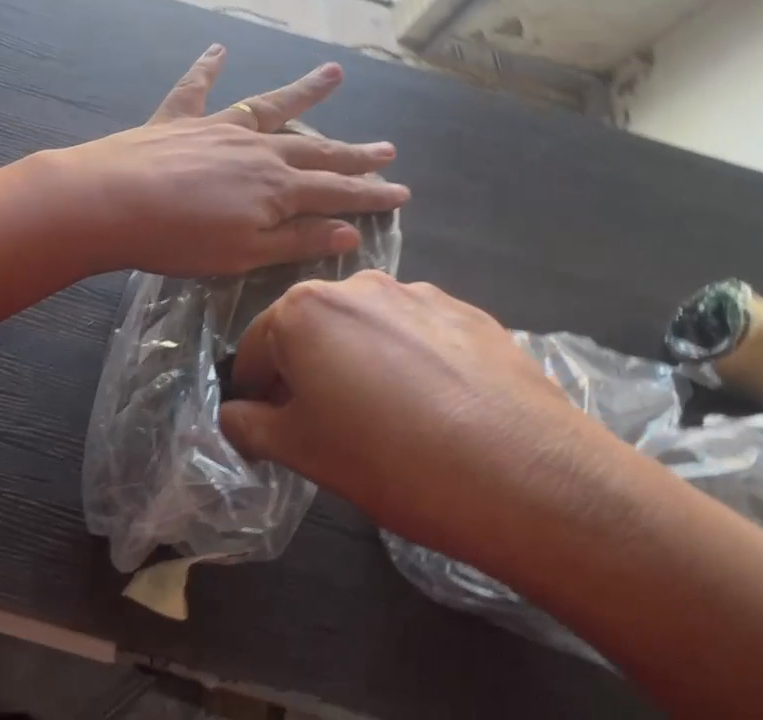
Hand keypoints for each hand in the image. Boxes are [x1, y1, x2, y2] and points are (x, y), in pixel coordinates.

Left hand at [47, 44, 409, 277]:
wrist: (106, 203)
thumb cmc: (176, 240)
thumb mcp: (244, 253)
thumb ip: (296, 240)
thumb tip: (350, 230)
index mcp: (276, 188)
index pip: (336, 191)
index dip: (370, 194)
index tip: (401, 191)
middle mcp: (255, 149)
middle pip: (314, 151)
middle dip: (352, 153)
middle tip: (386, 148)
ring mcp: (215, 128)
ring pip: (269, 107)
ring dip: (303, 94)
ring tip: (334, 73)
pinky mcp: (175, 120)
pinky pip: (195, 89)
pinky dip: (207, 68)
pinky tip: (218, 48)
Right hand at [217, 272, 632, 564]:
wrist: (527, 476)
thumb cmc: (388, 460)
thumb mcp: (299, 451)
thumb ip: (248, 425)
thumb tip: (235, 415)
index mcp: (303, 311)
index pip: (256, 350)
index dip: (255, 392)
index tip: (267, 428)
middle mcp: (356, 287)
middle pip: (311, 330)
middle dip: (307, 372)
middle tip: (327, 427)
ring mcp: (419, 296)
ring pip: (366, 330)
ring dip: (360, 363)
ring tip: (390, 419)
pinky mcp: (471, 315)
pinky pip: (418, 336)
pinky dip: (411, 363)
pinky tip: (436, 410)